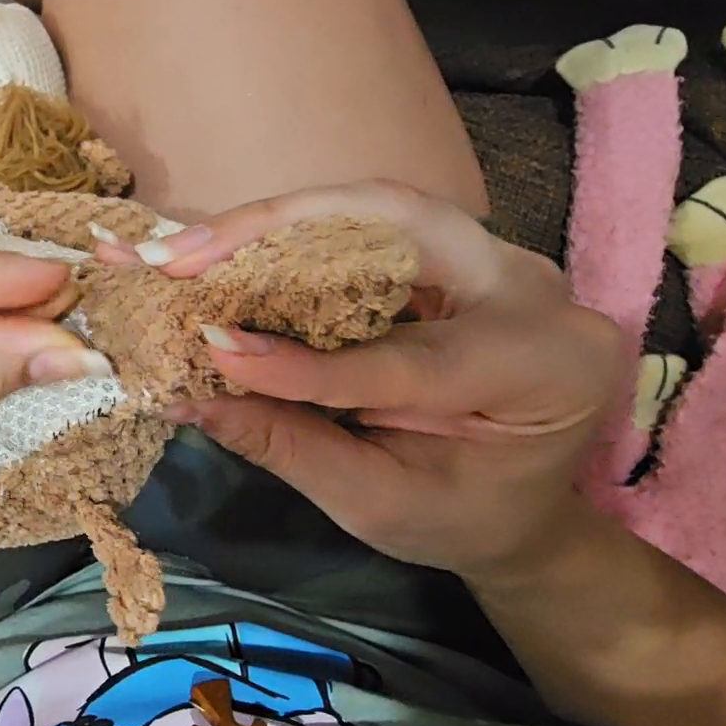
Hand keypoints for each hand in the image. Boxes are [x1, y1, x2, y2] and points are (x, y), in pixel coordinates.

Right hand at [101, 180, 624, 582]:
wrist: (513, 506)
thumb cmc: (456, 514)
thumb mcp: (372, 500)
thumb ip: (284, 444)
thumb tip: (186, 398)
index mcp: (543, 369)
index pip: (406, 358)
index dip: (302, 359)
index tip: (213, 352)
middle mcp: (525, 291)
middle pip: (395, 221)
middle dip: (277, 229)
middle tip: (181, 256)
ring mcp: (484, 259)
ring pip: (366, 211)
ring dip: (265, 225)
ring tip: (184, 250)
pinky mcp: (438, 254)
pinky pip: (353, 225)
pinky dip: (277, 236)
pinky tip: (217, 253)